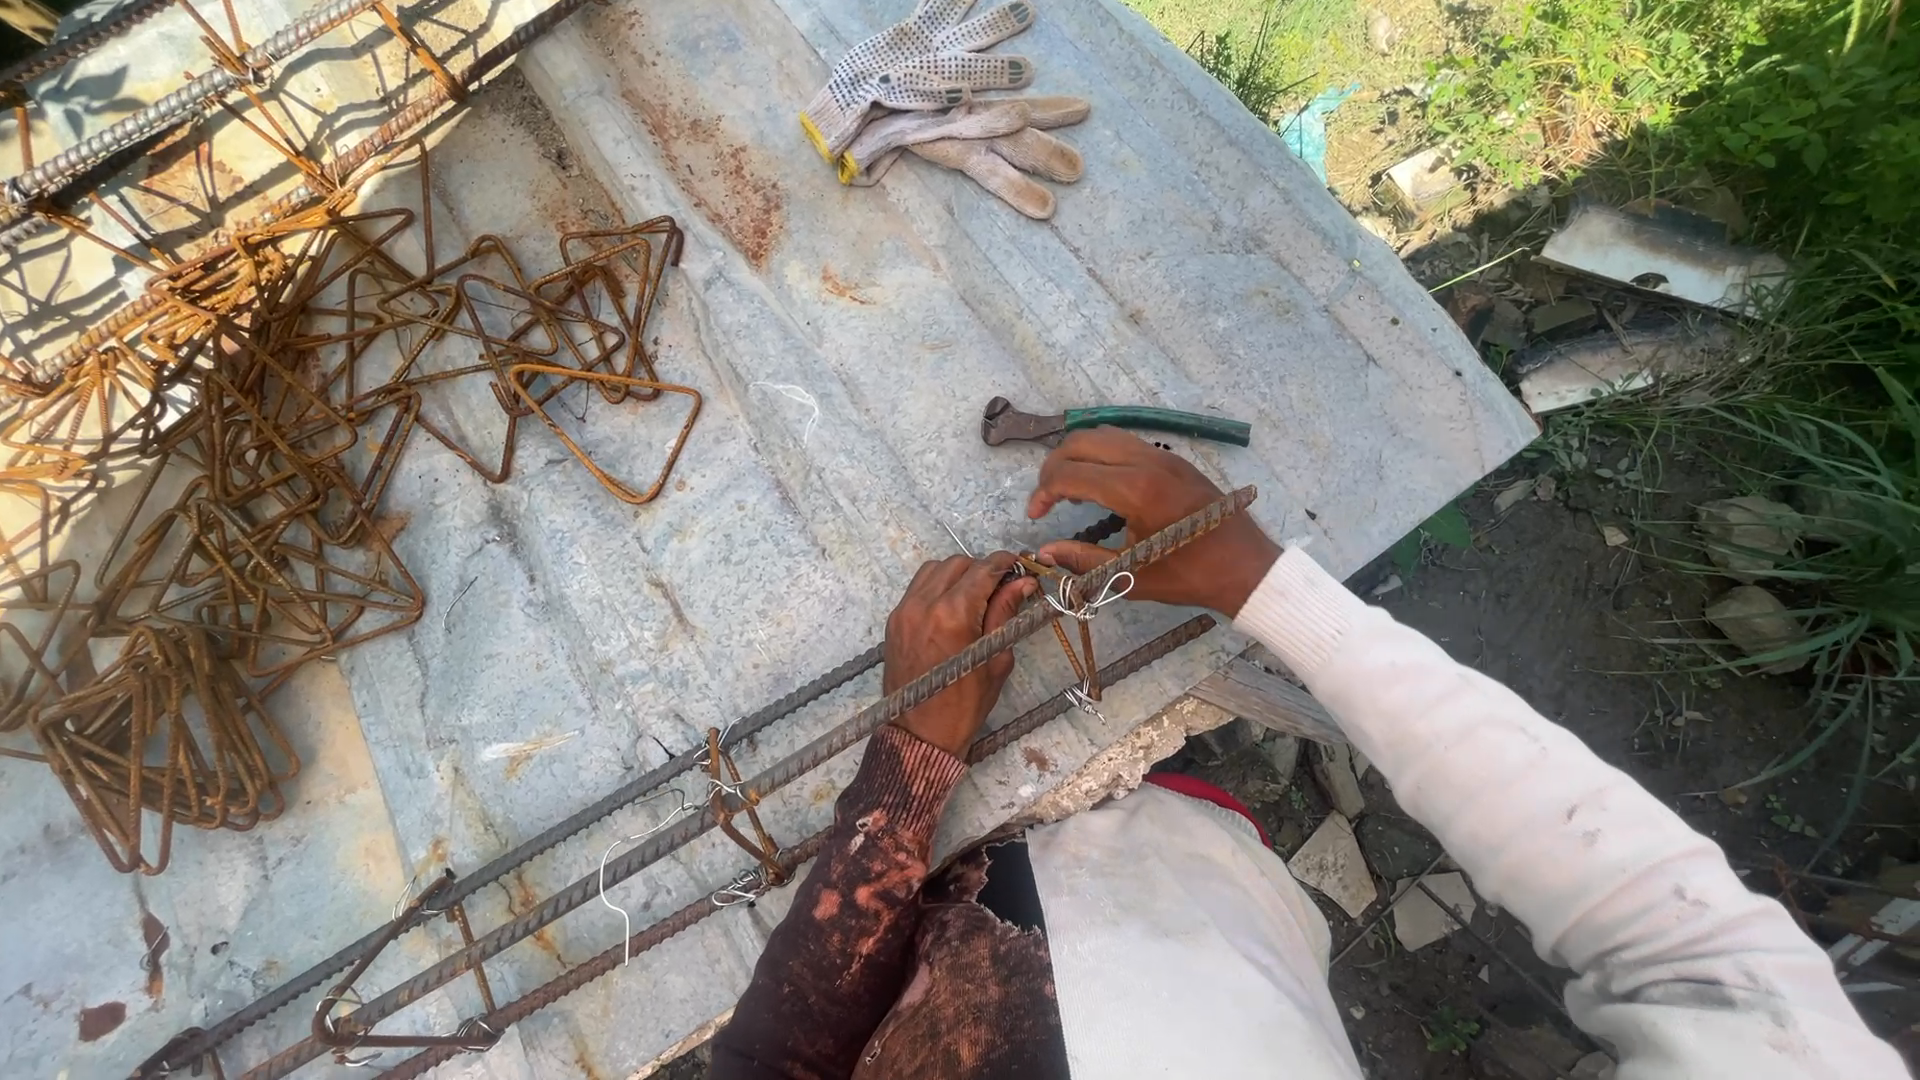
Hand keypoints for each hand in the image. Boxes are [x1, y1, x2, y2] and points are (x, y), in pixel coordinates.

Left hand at [883, 553, 1037, 756]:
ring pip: (935, 569)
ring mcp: (905, 610)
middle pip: (959, 563)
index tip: (1019, 567)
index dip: (1005, 564)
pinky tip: (952, 604)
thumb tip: (1023, 583)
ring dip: (958, 573)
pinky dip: (938, 585)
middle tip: (1001, 587)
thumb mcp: (995, 658)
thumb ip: (1006, 613)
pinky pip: (918, 586)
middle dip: (983, 569)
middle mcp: (925, 604)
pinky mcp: (895, 619)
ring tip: (975, 595)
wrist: (921, 733)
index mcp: (954, 614)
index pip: (983, 569)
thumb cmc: (965, 704)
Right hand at [1027, 429, 1279, 616]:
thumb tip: (1043, 552)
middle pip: (1081, 441)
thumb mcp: (1130, 575)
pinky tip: (1098, 485)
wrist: (1246, 567)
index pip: (1070, 473)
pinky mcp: (1172, 459)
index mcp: (1136, 490)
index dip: (1043, 493)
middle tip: (1046, 499)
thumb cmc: (1189, 576)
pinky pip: (1125, 442)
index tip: (1035, 516)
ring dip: (1076, 455)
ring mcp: (1163, 456)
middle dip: (1053, 467)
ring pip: (1103, 435)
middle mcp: (1147, 461)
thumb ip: (1083, 559)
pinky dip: (1100, 454)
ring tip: (1068, 489)